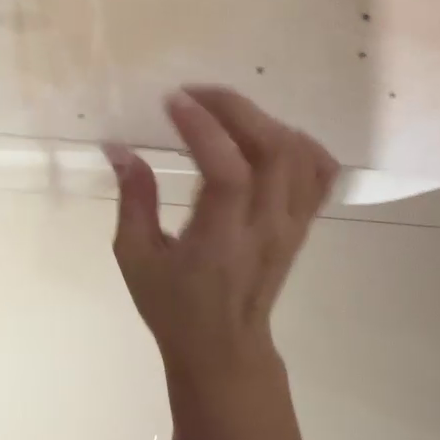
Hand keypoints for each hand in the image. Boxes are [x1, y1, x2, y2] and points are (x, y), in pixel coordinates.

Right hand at [105, 88, 337, 380]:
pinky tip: (263, 135)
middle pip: (274, 149)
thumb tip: (120, 150)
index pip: (228, 170)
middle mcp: (268, 226)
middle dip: (235, 109)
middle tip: (193, 95)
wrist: (222, 344)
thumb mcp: (134, 256)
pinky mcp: (304, 222)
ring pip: (300, 152)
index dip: (203, 129)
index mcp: (221, 239)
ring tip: (221, 111)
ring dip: (261, 120)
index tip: (172, 102)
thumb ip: (133, 200)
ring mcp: (294, 223)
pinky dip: (296, 141)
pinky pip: (318, 170)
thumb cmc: (170, 303)